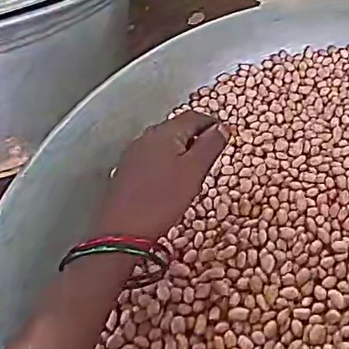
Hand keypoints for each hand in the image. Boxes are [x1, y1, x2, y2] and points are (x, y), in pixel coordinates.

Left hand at [96, 110, 228, 241]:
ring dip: (183, 149)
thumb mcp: (194, 171)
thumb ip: (210, 145)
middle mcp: (146, 137)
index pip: (194, 116)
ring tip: (196, 168)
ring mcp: (134, 153)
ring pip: (165, 142)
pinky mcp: (127, 170)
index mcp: (164, 132)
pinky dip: (168, 161)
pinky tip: (172, 179)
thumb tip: (222, 127)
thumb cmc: (163, 199)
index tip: (226, 135)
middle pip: (178, 127)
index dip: (213, 123)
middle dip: (198, 136)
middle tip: (214, 153)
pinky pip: (154, 156)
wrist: (122, 231)